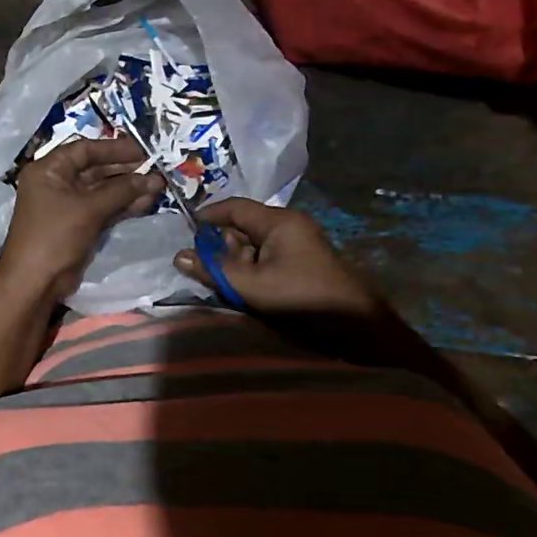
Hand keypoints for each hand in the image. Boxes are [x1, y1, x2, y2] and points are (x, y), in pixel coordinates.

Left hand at [0, 137, 163, 298]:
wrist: (36, 281)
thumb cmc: (54, 236)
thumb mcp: (88, 209)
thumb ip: (121, 190)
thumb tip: (154, 178)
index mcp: (48, 170)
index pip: (84, 150)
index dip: (114, 149)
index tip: (143, 149)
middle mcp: (56, 182)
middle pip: (94, 169)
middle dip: (125, 170)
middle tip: (156, 167)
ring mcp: (67, 204)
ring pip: (102, 190)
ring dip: (128, 188)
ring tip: (158, 186)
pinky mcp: (78, 224)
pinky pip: (103, 207)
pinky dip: (122, 205)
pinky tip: (146, 201)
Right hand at [174, 198, 378, 315]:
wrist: (358, 329)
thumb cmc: (302, 298)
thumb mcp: (250, 285)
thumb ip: (212, 270)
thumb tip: (178, 256)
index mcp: (279, 222)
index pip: (233, 207)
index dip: (207, 216)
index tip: (183, 231)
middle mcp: (289, 226)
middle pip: (242, 226)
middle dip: (221, 245)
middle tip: (205, 266)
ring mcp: (299, 245)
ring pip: (253, 244)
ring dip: (235, 261)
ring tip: (224, 282)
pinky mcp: (303, 263)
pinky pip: (267, 258)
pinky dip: (251, 269)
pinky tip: (244, 288)